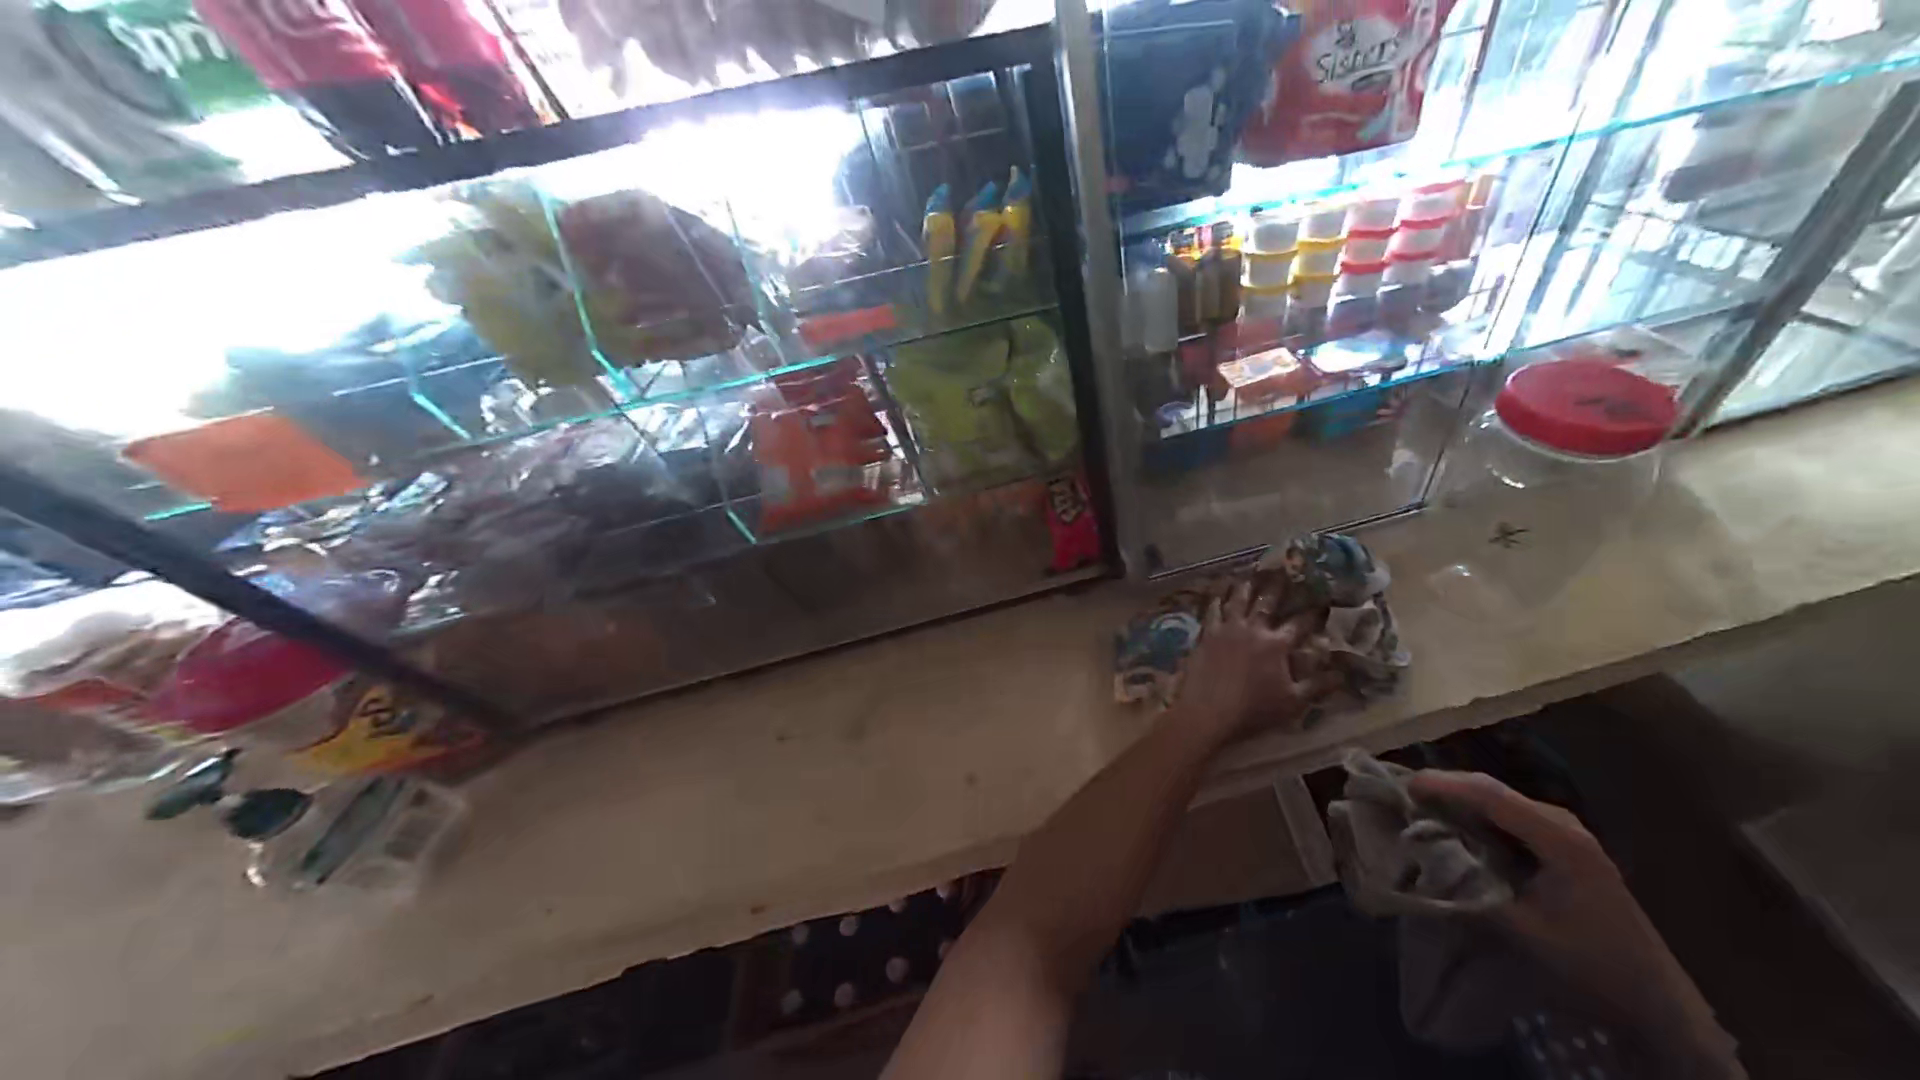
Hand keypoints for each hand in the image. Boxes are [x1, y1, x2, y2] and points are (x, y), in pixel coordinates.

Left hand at [1174, 582, 1339, 736]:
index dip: (1313, 612)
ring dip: (1246, 586)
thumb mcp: (1293, 702)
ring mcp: (1226, 629)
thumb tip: (1342, 673)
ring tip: (1250, 573)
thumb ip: (1318, 686)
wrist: (1208, 712)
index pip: (1300, 623)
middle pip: (1266, 602)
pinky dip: (1217, 599)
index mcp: (1276, 644)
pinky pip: (1212, 610)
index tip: (1323, 600)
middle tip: (1284, 570)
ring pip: (1237, 600)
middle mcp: (1252, 629)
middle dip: (1278, 586)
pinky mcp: (1206, 635)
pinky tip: (1218, 592)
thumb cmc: (1253, 710)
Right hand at [1409, 770, 1743, 1076]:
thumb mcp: (1524, 931)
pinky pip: (1508, 815)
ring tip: (1418, 805)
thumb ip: (1471, 889)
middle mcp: (1563, 824)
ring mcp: (1566, 832)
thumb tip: (1421, 858)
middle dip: (1444, 786)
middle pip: (1492, 789)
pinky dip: (1474, 813)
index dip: (1443, 785)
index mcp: (1560, 840)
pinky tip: (1452, 822)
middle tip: (1401, 793)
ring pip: (1498, 799)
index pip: (1490, 795)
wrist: (1656, 999)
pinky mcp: (1562, 844)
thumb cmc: (1590, 962)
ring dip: (1458, 798)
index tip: (1403, 787)